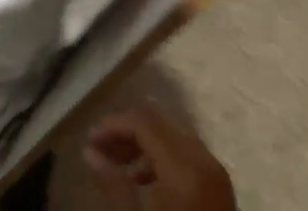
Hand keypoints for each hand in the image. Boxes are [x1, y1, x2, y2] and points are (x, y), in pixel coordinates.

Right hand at [85, 106, 234, 210]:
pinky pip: (185, 154)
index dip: (113, 124)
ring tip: (116, 167)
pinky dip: (160, 157)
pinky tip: (142, 181)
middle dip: (126, 130)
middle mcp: (204, 159)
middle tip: (99, 149)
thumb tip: (90, 152)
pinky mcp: (217, 185)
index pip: (144, 121)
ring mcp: (215, 172)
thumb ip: (112, 184)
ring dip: (142, 143)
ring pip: (173, 136)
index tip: (89, 140)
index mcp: (184, 166)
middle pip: (160, 123)